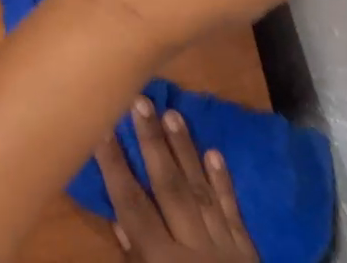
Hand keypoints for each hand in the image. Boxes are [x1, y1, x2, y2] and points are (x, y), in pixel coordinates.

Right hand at [95, 98, 255, 261]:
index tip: (99, 128)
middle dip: (152, 143)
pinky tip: (215, 152)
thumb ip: (132, 260)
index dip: (115, 166)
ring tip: (172, 114)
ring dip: (185, 151)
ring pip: (200, 191)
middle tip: (139, 101)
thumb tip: (119, 223)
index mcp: (161, 262)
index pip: (131, 205)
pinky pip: (233, 212)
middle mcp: (192, 248)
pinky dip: (224, 183)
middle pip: (169, 188)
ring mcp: (223, 247)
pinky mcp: (247, 252)